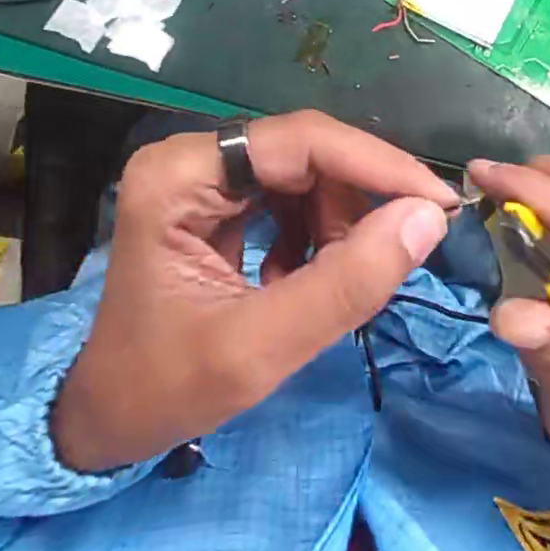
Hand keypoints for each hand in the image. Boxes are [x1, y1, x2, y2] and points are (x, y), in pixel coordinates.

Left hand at [52, 111, 457, 471]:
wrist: (110, 410)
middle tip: (391, 255)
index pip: (294, 140)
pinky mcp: (210, 198)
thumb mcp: (259, 348)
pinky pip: (284, 195)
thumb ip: (344, 284)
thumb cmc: (166, 386)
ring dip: (334, 222)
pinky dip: (311, 233)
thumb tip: (426, 218)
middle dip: (353, 202)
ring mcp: (197, 175)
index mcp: (177, 176)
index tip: (438, 201)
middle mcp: (186, 158)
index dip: (373, 164)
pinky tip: (299, 278)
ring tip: (331, 280)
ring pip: (300, 172)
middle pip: (300, 151)